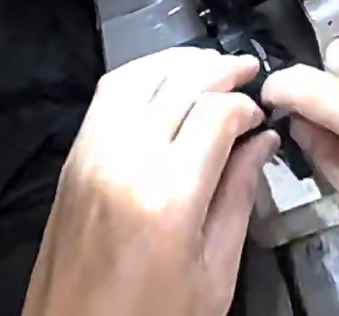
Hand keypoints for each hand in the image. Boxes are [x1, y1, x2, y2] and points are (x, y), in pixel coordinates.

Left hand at [24, 47, 281, 315]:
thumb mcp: (214, 277)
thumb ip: (240, 195)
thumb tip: (263, 139)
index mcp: (168, 196)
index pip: (215, 114)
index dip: (245, 105)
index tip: (261, 115)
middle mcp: (126, 157)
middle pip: (180, 82)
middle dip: (220, 68)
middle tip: (247, 67)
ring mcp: (93, 149)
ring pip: (142, 73)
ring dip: (180, 61)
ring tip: (211, 64)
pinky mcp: (74, 152)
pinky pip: (110, 90)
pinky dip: (143, 72)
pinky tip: (166, 78)